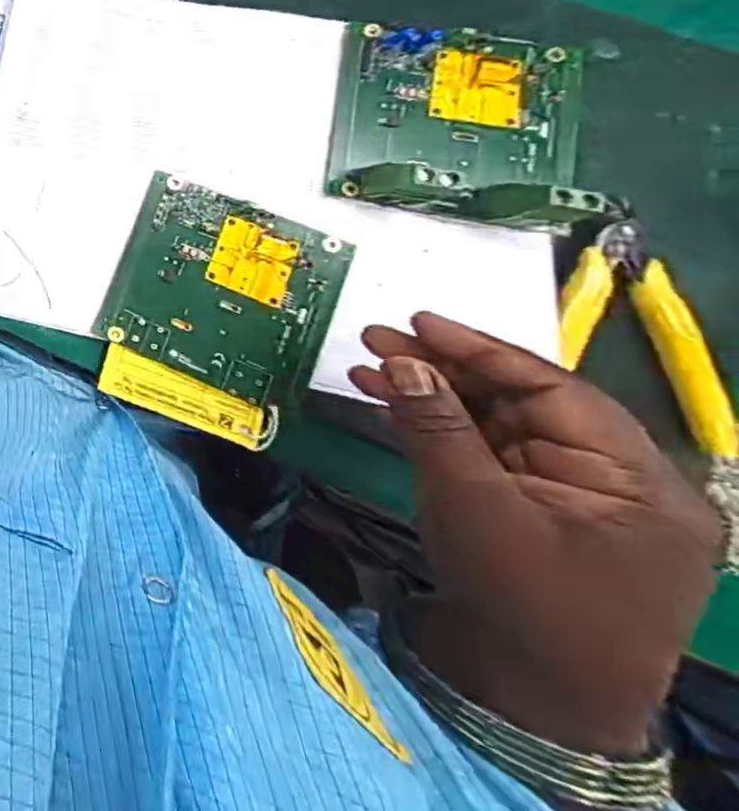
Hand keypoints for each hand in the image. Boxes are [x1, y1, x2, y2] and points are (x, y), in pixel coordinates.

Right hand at [349, 313, 721, 754]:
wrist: (531, 687)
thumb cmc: (520, 594)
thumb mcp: (472, 503)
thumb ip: (438, 426)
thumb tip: (403, 361)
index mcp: (640, 480)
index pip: (555, 389)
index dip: (481, 350)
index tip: (417, 321)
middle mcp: (619, 480)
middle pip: (524, 403)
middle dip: (446, 369)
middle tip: (376, 338)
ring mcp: (576, 496)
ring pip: (499, 426)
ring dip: (433, 397)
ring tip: (368, 368)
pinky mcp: (536, 510)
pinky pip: (487, 454)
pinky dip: (438, 430)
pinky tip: (392, 408)